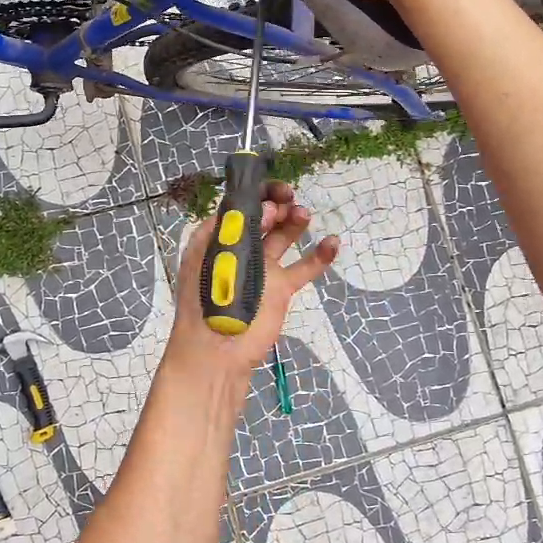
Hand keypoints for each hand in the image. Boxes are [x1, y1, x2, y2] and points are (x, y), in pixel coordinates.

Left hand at [167, 182, 338, 398]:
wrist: (219, 351)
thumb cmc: (209, 298)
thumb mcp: (216, 256)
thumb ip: (239, 229)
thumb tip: (267, 208)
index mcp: (215, 238)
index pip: (237, 207)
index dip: (256, 195)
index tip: (275, 190)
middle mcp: (239, 249)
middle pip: (262, 218)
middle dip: (277, 205)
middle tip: (290, 200)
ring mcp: (262, 269)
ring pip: (283, 237)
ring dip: (294, 222)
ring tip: (304, 215)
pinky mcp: (281, 289)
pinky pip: (304, 267)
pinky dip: (320, 255)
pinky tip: (332, 242)